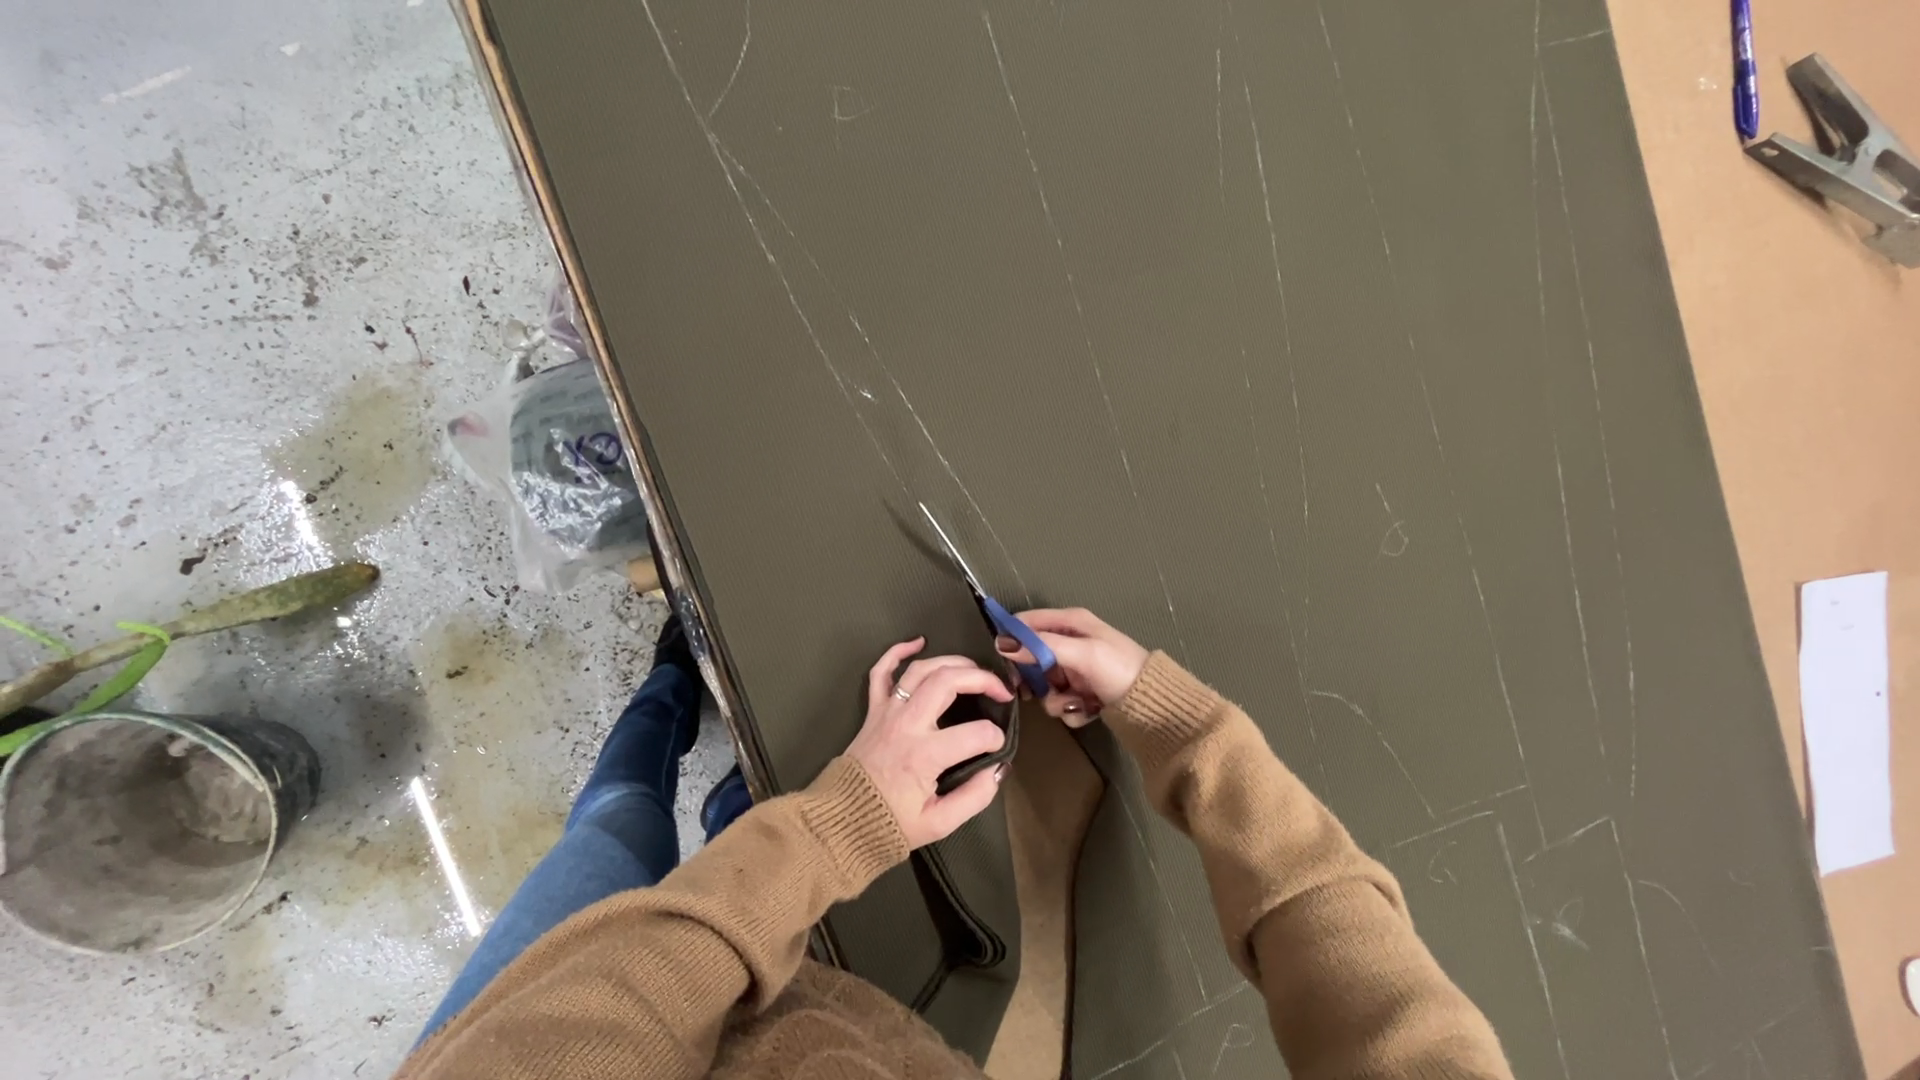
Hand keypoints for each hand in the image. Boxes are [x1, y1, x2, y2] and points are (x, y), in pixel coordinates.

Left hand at [845, 638, 1011, 848]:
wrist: (843, 819)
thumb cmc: (891, 823)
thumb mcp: (939, 823)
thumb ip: (974, 797)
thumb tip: (997, 770)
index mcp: (924, 755)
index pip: (974, 733)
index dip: (995, 737)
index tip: (998, 746)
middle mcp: (906, 724)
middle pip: (947, 682)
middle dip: (981, 679)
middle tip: (1001, 690)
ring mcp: (886, 712)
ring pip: (920, 670)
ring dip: (951, 661)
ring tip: (974, 669)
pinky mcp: (873, 710)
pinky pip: (881, 672)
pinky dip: (898, 652)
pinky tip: (919, 642)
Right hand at [997, 608, 1147, 727]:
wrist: (1154, 706)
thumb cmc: (1118, 670)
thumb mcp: (1082, 654)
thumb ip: (1043, 647)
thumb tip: (1002, 643)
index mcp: (1071, 622)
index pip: (1028, 622)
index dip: (1013, 638)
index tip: (1004, 660)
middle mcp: (1070, 643)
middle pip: (1032, 658)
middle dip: (1034, 678)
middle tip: (1032, 691)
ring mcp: (1075, 670)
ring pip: (1045, 685)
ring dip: (1056, 699)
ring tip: (1075, 702)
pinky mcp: (1081, 693)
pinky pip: (1061, 702)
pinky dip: (1072, 709)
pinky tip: (1088, 709)